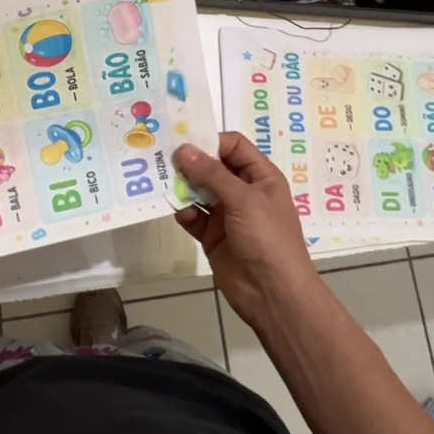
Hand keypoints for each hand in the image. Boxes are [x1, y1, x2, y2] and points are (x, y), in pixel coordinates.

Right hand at [174, 133, 319, 328]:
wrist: (272, 293)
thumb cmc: (267, 238)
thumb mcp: (244, 199)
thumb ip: (212, 174)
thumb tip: (183, 149)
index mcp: (260, 177)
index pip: (234, 147)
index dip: (211, 141)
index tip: (183, 141)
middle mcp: (243, 191)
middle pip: (212, 167)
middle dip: (190, 162)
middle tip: (163, 156)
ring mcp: (227, 214)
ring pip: (199, 191)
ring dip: (183, 186)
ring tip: (161, 179)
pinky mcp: (212, 236)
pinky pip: (193, 216)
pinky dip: (183, 212)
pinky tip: (176, 211)